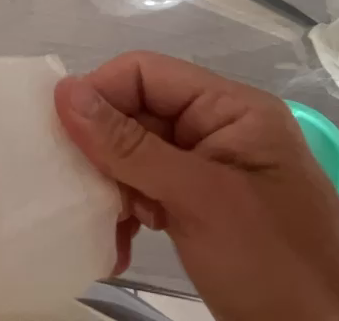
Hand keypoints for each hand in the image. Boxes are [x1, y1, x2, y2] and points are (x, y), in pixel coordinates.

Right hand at [54, 52, 338, 320]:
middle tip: (87, 189)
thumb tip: (62, 90)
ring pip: (133, 153)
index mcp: (232, 110)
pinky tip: (118, 242)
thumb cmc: (275, 265)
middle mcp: (219, 130)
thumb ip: (128, 144)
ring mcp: (211, 171)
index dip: (100, 95)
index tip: (65, 135)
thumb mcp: (198, 199)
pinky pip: (145, 188)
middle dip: (104, 151)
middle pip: (135, 112)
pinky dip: (126, 211)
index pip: (144, 73)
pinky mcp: (201, 208)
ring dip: (112, 186)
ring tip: (109, 224)